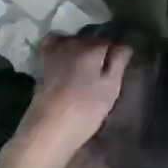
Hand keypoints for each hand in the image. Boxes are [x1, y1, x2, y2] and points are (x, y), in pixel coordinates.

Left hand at [15, 37, 131, 157]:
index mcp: (91, 48)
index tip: (122, 65)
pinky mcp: (42, 63)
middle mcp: (72, 43)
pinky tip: (66, 60)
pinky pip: (55, 45)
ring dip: (83, 49)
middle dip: (101, 50)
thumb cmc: (85, 110)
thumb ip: (119, 62)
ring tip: (88, 68)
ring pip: (75, 42)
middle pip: (92, 40)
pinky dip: (62, 47)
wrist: (49, 127)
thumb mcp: (111, 87)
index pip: (112, 41)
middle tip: (106, 71)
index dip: (118, 53)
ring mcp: (54, 51)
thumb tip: (124, 45)